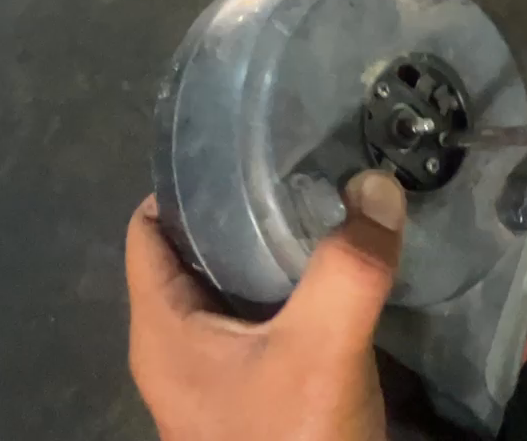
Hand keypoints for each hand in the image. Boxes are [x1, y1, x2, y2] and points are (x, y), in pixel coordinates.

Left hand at [127, 172, 407, 440]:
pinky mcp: (258, 384)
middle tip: (295, 159)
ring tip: (320, 194)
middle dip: (239, 202)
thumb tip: (377, 184)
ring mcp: (219, 370)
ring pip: (234, 279)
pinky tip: (333, 259)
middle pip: (194, 246)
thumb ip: (348, 268)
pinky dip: (292, 278)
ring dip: (271, 241)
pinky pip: (265, 310)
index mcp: (162, 329)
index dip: (183, 180)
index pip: (148, 227)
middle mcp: (180, 345)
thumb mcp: (319, 353)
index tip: (240, 143)